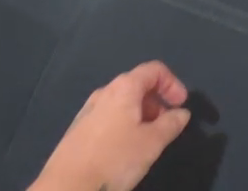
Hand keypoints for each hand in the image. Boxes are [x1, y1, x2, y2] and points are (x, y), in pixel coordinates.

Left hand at [30, 61, 191, 190]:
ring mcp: (88, 110)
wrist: (65, 189)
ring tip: (147, 141)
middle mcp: (105, 91)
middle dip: (157, 102)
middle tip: (167, 126)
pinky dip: (124, 124)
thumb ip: (170, 124)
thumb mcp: (151, 144)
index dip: (173, 83)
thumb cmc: (113, 160)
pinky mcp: (78, 130)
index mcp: (124, 87)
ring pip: (122, 103)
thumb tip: (182, 113)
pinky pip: (108, 117)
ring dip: (141, 115)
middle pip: (138, 85)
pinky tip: (124, 150)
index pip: (154, 70)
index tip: (181, 106)